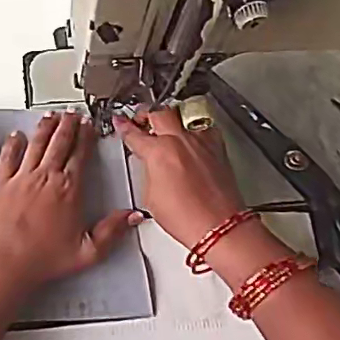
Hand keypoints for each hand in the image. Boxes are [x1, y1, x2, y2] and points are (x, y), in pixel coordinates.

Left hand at [0, 111, 141, 292]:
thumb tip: (132, 217)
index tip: (88, 127)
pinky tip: (16, 136)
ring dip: (45, 128)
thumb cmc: (44, 258)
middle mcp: (46, 178)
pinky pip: (8, 157)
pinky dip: (13, 144)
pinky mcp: (3, 185)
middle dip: (67, 125)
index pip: (81, 155)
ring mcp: (23, 179)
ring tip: (51, 116)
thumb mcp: (89, 251)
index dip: (86, 137)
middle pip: (59, 143)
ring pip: (36, 144)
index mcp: (69, 190)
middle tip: (72, 115)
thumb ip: (112, 231)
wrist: (8, 262)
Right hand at [113, 106, 247, 250]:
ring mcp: (202, 142)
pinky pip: (204, 128)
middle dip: (147, 113)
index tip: (121, 123)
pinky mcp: (218, 149)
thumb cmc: (189, 217)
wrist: (218, 226)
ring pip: (184, 115)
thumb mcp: (151, 197)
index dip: (124, 127)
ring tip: (167, 123)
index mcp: (159, 152)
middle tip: (141, 118)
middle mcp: (181, 141)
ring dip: (172, 117)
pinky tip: (192, 136)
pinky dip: (195, 128)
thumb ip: (148, 173)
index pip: (134, 133)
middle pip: (160, 113)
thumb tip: (151, 165)